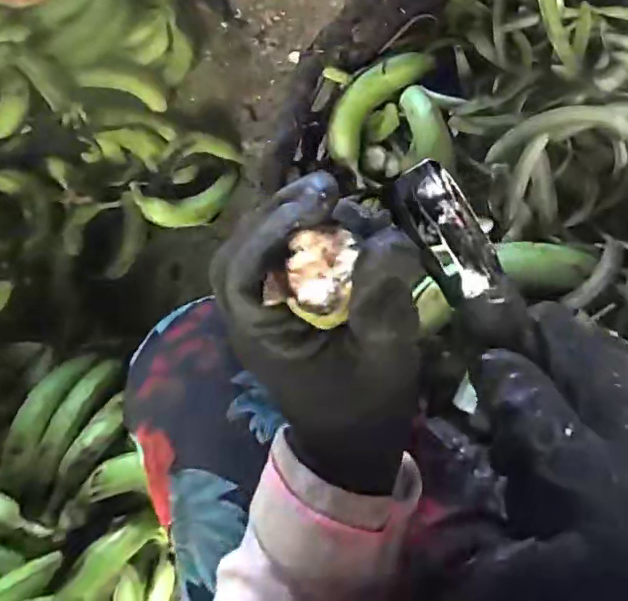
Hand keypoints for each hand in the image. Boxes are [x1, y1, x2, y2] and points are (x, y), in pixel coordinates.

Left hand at [210, 172, 423, 494]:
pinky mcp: (280, 291)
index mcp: (259, 331)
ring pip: (256, 239)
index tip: (320, 201)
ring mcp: (261, 298)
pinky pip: (276, 246)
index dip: (273, 228)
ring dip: (289, 209)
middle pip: (242, 243)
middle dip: (281, 209)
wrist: (353, 439)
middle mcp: (249, 309)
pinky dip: (297, 221)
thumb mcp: (386, 356)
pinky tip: (328, 208)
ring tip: (331, 194)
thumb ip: (383, 299)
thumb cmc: (367, 404)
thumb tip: (386, 238)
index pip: (241, 270)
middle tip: (328, 188)